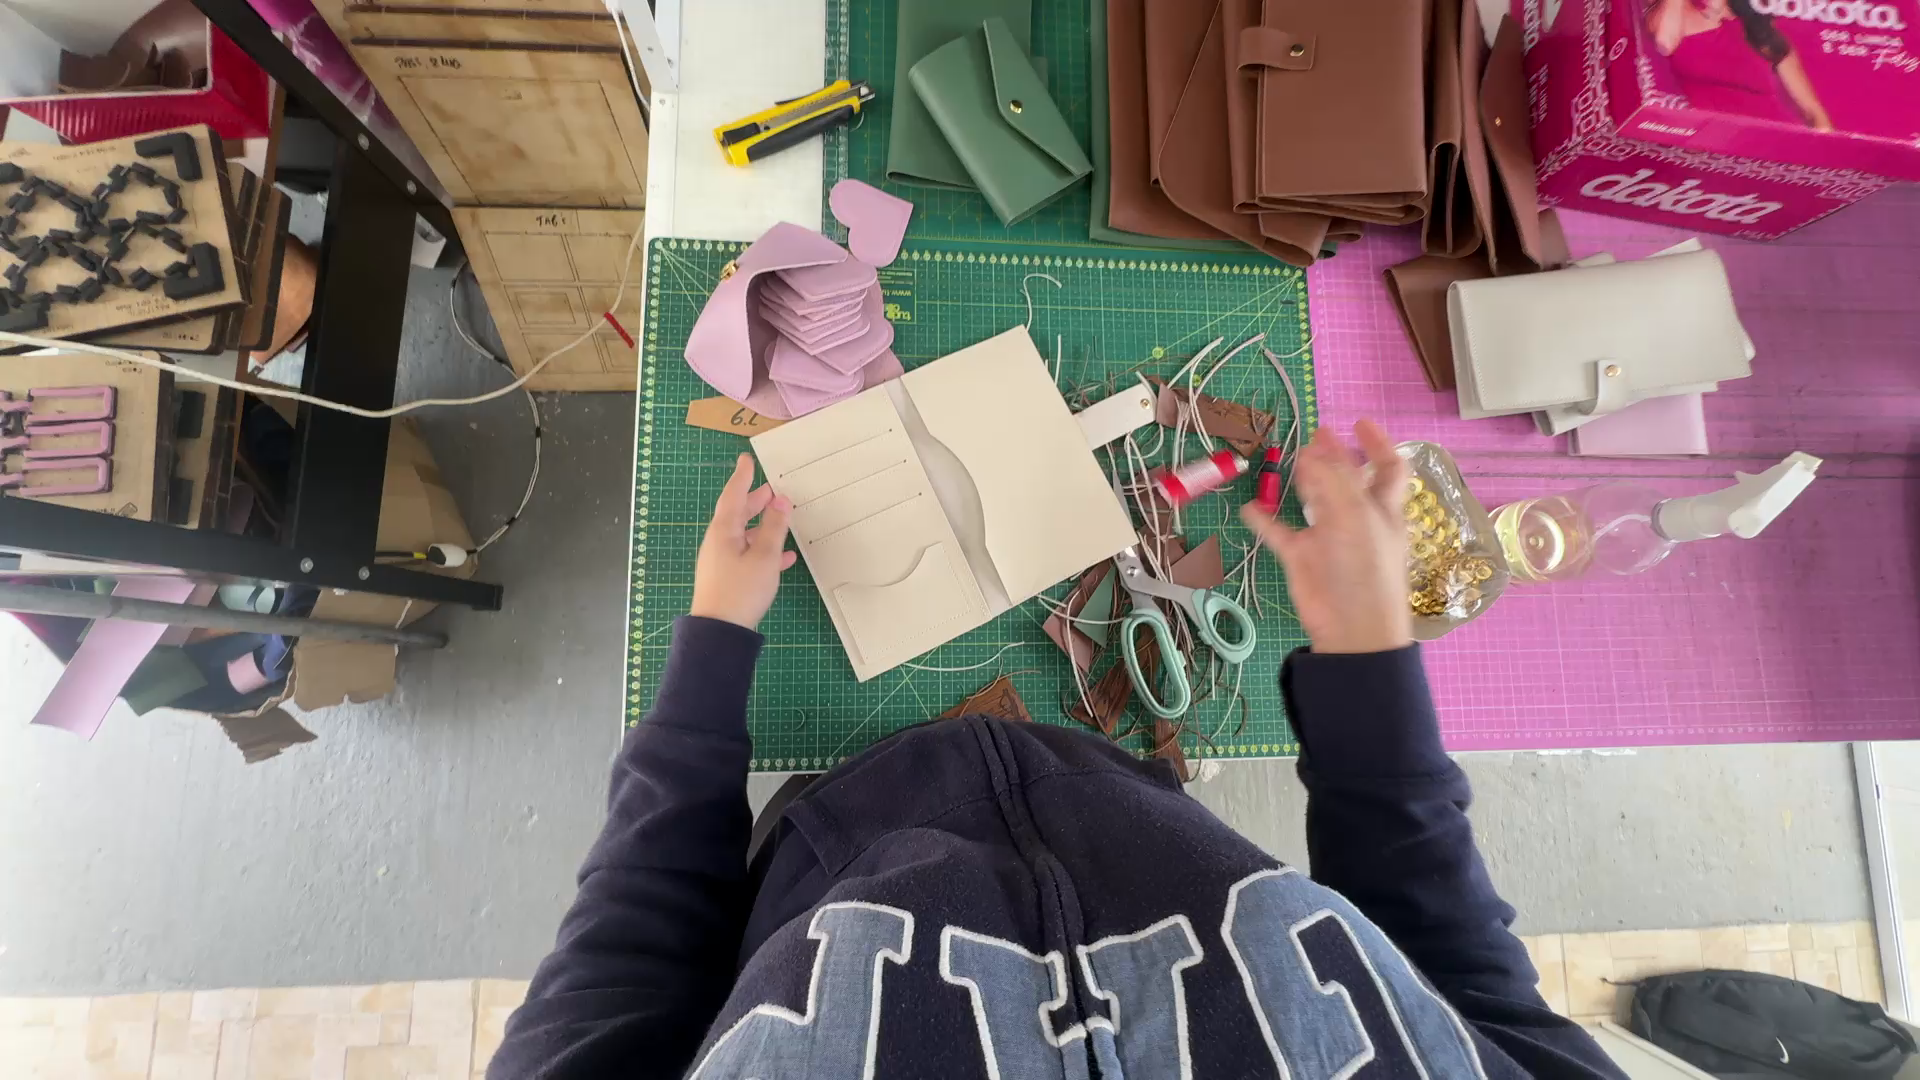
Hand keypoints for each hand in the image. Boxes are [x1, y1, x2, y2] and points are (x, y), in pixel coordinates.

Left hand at [690, 453, 796, 631]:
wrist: (720, 632)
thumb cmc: (741, 590)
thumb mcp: (764, 556)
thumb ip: (775, 527)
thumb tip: (781, 500)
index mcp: (724, 532)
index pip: (733, 496)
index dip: (742, 478)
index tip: (746, 460)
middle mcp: (718, 542)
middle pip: (738, 514)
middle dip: (755, 501)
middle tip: (770, 488)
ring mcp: (721, 561)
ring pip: (744, 534)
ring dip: (762, 525)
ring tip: (781, 517)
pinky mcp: (727, 577)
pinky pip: (747, 554)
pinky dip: (764, 549)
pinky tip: (784, 557)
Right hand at [1239, 421, 1412, 653]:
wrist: (1351, 626)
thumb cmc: (1365, 568)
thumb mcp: (1354, 515)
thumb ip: (1332, 481)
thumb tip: (1310, 454)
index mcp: (1382, 507)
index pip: (1386, 466)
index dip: (1376, 442)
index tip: (1358, 422)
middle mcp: (1357, 517)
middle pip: (1347, 478)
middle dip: (1334, 456)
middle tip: (1315, 436)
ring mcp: (1327, 537)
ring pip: (1313, 501)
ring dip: (1300, 482)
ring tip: (1286, 462)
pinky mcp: (1300, 556)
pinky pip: (1278, 532)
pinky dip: (1263, 519)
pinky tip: (1250, 507)